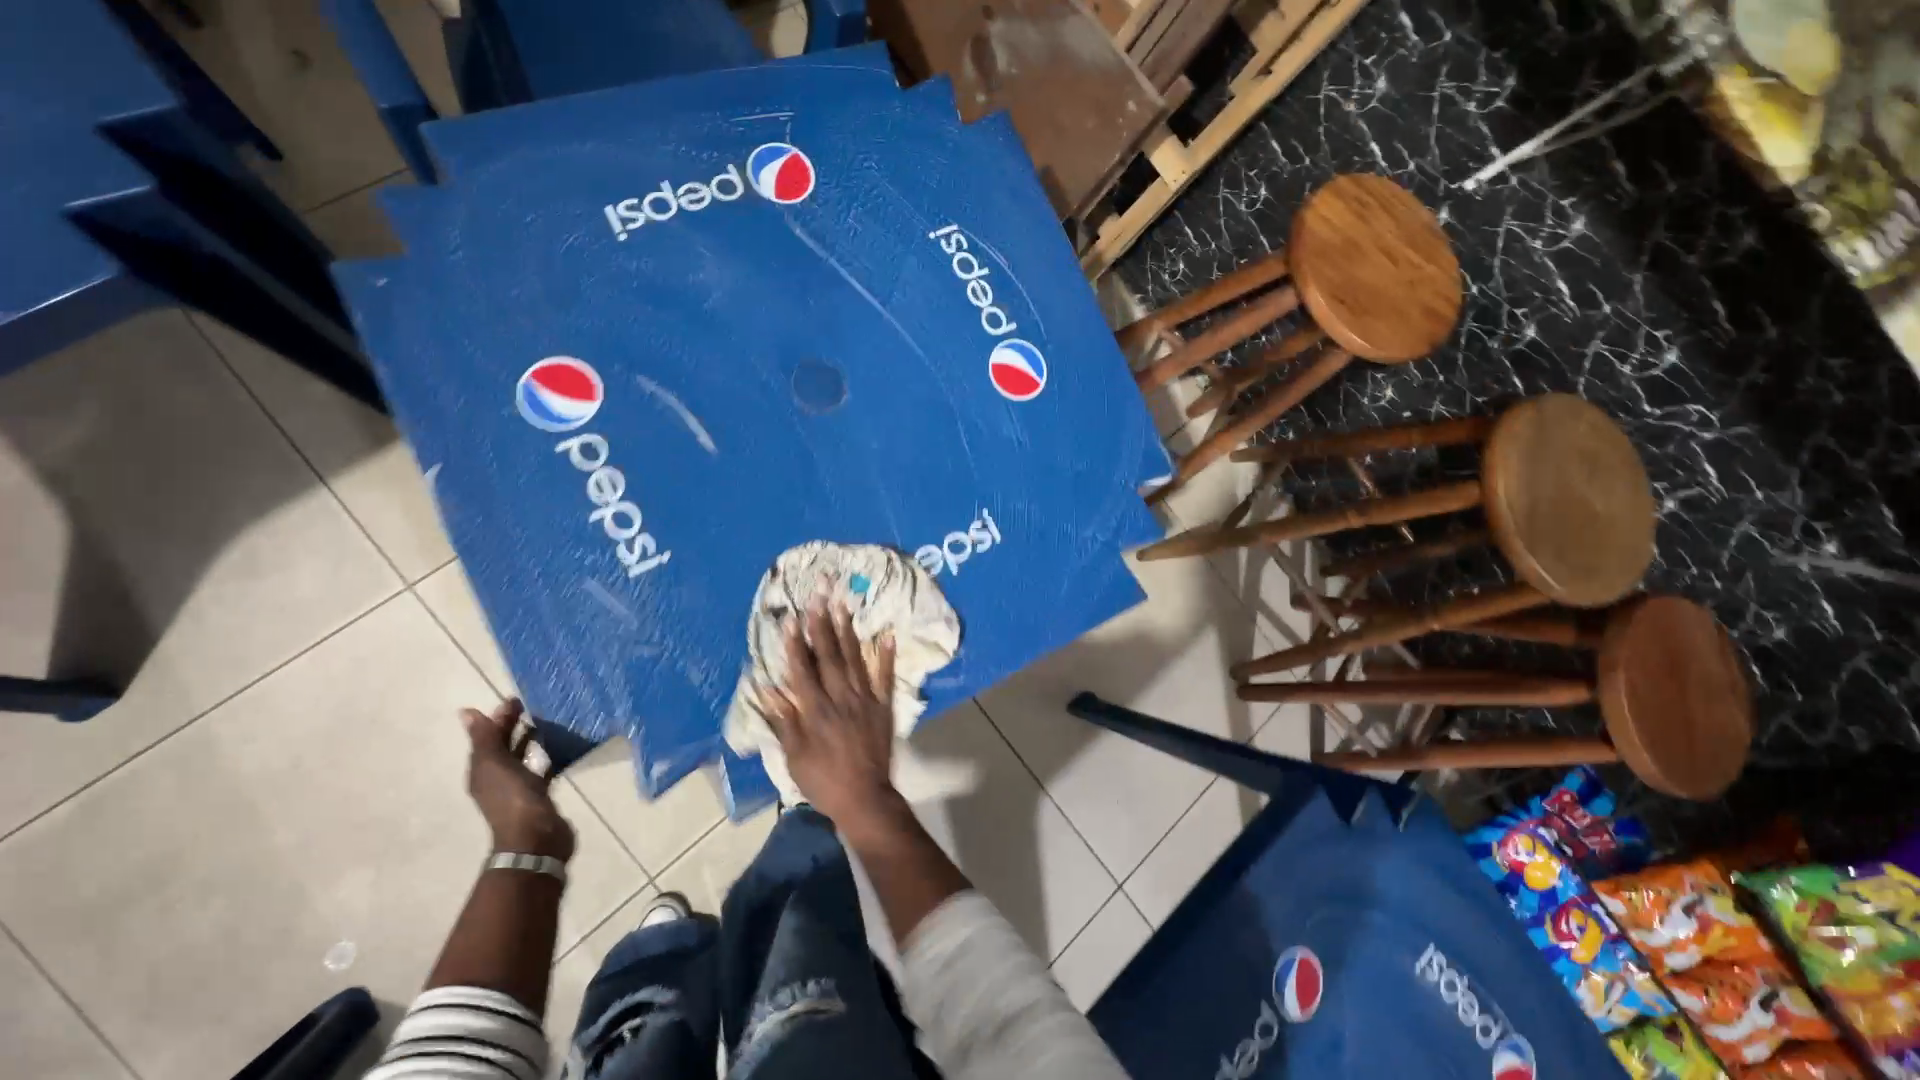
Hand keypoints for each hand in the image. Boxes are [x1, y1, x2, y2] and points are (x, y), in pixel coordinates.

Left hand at [461, 699, 574, 862]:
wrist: (535, 839)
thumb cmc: (513, 798)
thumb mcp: (494, 765)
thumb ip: (484, 738)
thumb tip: (466, 712)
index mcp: (482, 771)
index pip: (486, 738)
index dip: (498, 718)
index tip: (515, 699)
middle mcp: (496, 778)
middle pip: (502, 746)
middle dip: (512, 726)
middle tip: (531, 706)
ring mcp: (518, 788)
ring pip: (520, 758)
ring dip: (528, 741)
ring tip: (546, 722)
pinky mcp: (539, 796)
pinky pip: (540, 770)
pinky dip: (545, 758)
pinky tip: (559, 749)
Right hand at [756, 599, 903, 833]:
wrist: (865, 798)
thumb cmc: (823, 781)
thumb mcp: (794, 756)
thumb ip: (783, 721)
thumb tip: (767, 688)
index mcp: (815, 711)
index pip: (803, 670)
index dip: (796, 644)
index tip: (792, 619)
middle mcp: (840, 699)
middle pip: (829, 657)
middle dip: (822, 625)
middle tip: (818, 596)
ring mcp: (865, 701)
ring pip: (855, 660)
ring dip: (848, 631)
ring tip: (843, 605)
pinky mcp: (883, 708)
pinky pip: (885, 677)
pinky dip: (886, 655)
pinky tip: (887, 634)